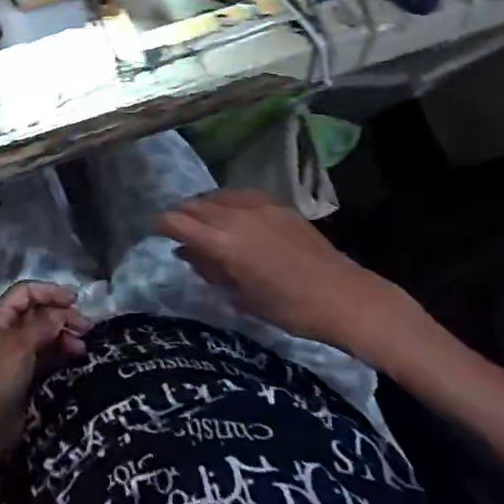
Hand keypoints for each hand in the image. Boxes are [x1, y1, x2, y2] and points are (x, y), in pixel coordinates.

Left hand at [0, 281, 91, 452]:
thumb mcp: (20, 345)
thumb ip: (43, 324)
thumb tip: (62, 311)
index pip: (25, 292)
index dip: (50, 292)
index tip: (76, 299)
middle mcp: (5, 329)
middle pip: (36, 312)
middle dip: (61, 314)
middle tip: (88, 326)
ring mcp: (14, 351)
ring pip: (43, 333)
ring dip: (64, 334)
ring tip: (85, 343)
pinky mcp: (23, 372)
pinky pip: (45, 353)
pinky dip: (60, 351)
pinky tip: (77, 354)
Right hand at [157, 189, 415, 353]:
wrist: (346, 298)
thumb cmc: (290, 308)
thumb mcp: (241, 297)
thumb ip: (209, 270)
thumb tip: (187, 253)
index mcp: (221, 242)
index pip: (174, 221)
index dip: (160, 226)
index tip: (157, 235)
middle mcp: (234, 216)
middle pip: (191, 205)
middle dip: (180, 217)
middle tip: (181, 234)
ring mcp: (257, 206)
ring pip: (214, 196)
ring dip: (203, 208)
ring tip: (207, 225)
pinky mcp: (277, 205)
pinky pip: (239, 195)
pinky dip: (227, 203)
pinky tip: (234, 217)